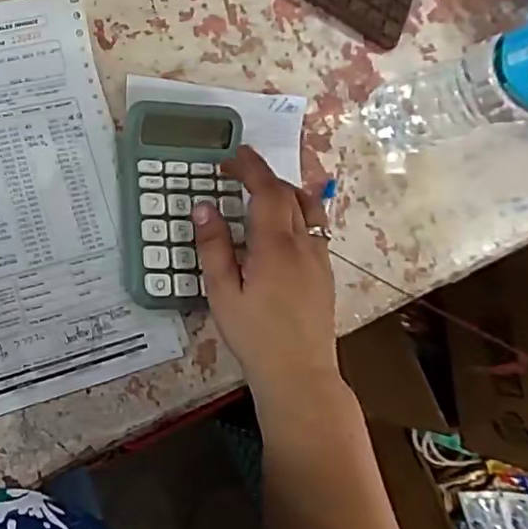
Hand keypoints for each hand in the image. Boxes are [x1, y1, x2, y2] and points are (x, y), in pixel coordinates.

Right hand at [191, 147, 337, 400]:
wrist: (299, 373)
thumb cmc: (254, 334)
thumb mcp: (222, 292)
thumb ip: (213, 247)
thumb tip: (203, 208)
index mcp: (276, 246)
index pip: (268, 191)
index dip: (251, 167)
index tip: (234, 154)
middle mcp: (304, 245)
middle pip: (290, 194)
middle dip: (263, 176)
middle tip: (236, 171)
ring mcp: (319, 258)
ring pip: (308, 208)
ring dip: (284, 190)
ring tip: (258, 191)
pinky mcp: (324, 272)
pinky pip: (313, 226)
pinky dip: (295, 210)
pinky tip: (277, 226)